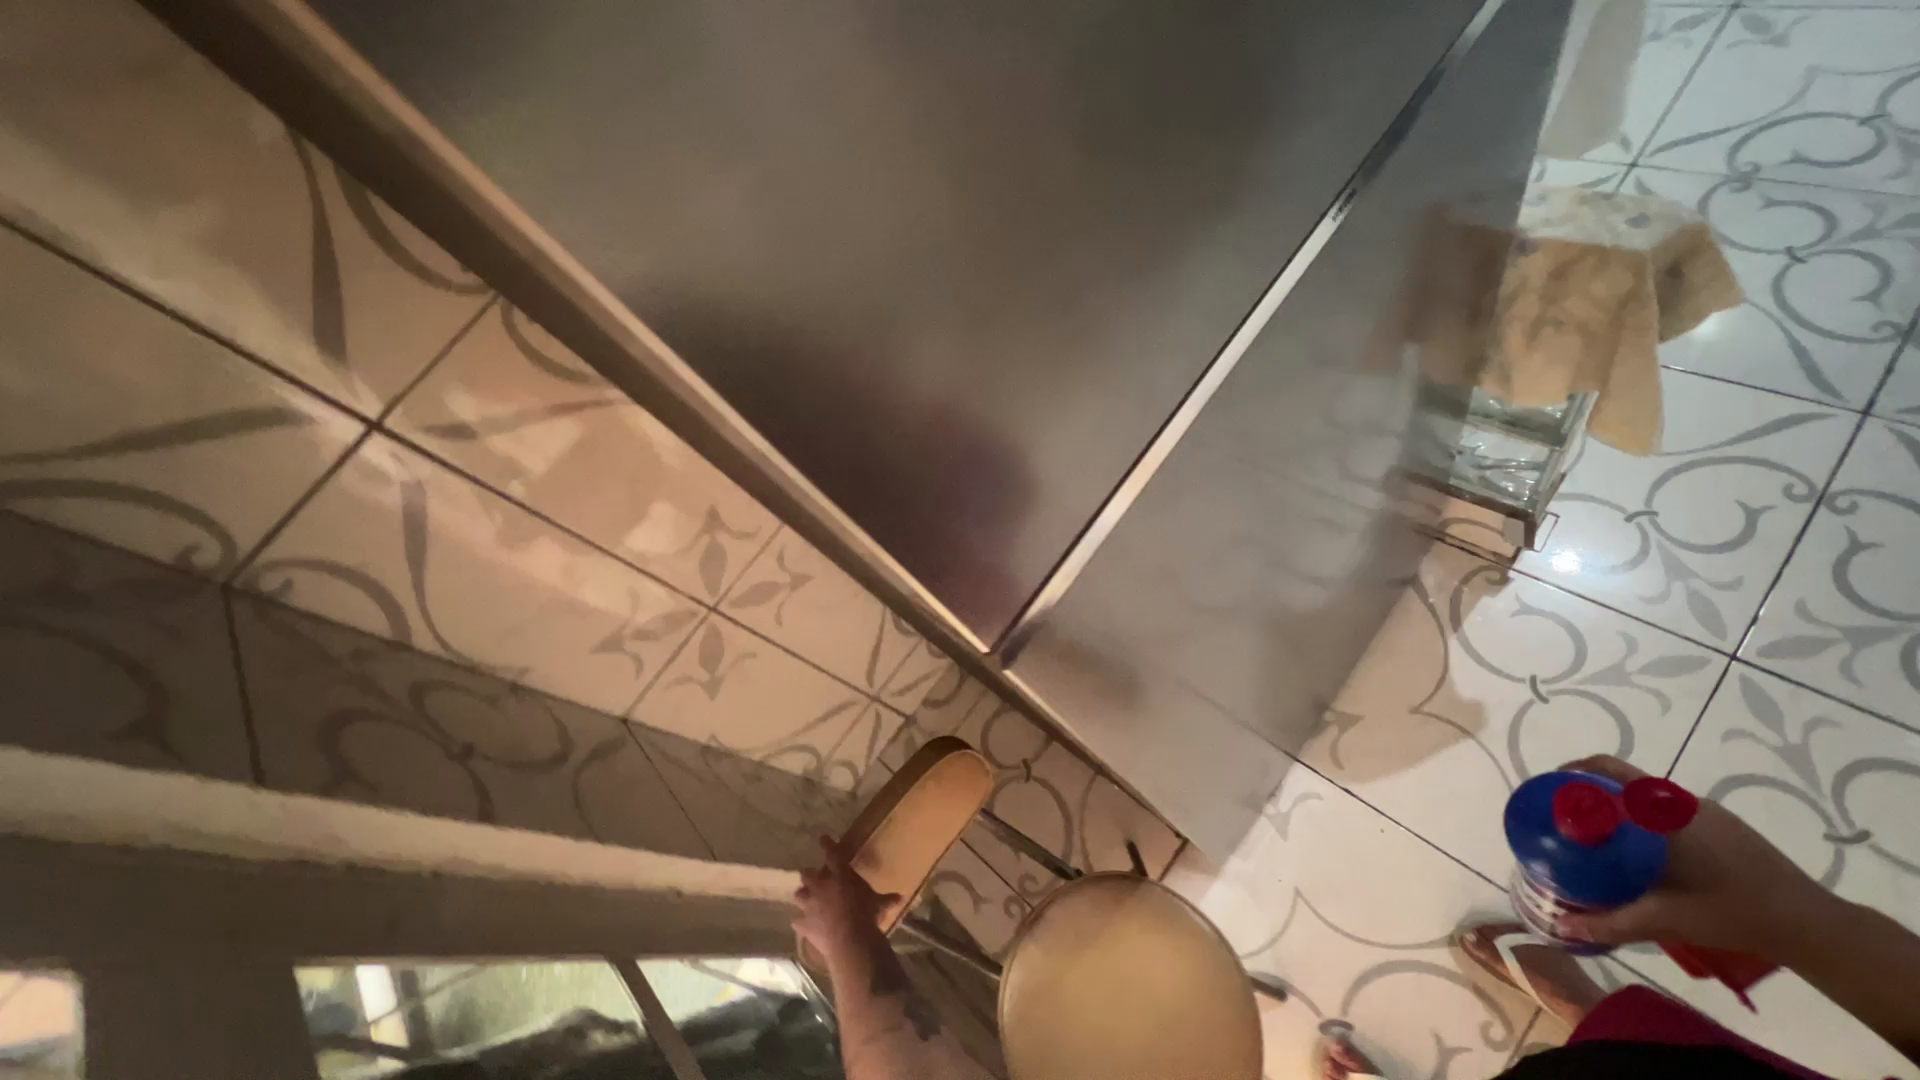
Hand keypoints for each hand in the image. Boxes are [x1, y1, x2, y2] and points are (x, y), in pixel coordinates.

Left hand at [793, 835, 902, 962]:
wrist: (850, 940)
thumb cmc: (866, 914)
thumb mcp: (879, 904)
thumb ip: (887, 899)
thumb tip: (900, 897)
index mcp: (840, 875)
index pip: (832, 854)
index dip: (827, 844)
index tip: (823, 838)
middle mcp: (821, 886)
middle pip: (807, 874)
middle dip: (810, 875)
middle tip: (814, 878)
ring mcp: (809, 905)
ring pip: (799, 895)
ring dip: (804, 896)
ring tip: (807, 899)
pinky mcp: (804, 924)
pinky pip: (798, 921)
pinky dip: (801, 922)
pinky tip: (803, 924)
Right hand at [1554, 755, 1838, 960]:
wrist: (1811, 925)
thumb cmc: (1729, 913)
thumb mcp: (1662, 921)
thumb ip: (1609, 923)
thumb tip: (1560, 926)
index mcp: (1662, 813)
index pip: (1608, 770)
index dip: (1574, 770)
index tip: (1551, 788)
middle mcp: (1682, 802)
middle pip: (1624, 780)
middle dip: (1591, 791)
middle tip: (1569, 817)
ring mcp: (1708, 812)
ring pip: (1649, 798)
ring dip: (1622, 807)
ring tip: (1604, 837)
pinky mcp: (1727, 825)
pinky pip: (1672, 810)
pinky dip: (1648, 819)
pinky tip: (1648, 852)